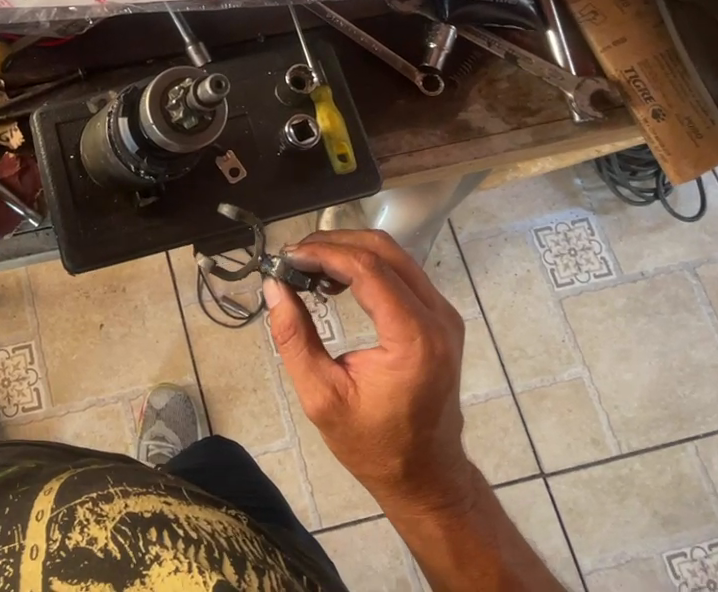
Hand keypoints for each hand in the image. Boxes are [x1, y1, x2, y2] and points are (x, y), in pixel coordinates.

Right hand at [265, 229, 476, 515]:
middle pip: (384, 250)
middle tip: (294, 257)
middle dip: (334, 243)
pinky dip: (365, 265)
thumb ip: (294, 337)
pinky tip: (336, 280)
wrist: (426, 473)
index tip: (287, 258)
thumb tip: (274, 286)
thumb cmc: (373, 443)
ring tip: (309, 266)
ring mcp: (444, 314)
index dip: (324, 253)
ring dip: (349, 250)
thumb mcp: (321, 396)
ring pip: (395, 254)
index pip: (368, 269)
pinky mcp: (440, 317)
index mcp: (414, 338)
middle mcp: (437, 317)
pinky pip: (402, 271)